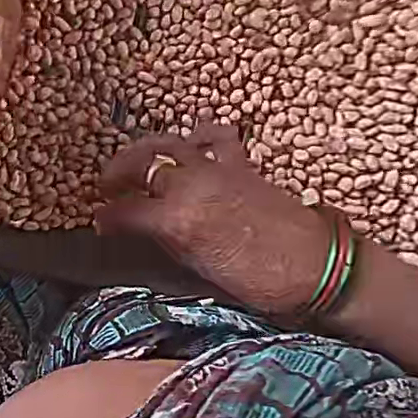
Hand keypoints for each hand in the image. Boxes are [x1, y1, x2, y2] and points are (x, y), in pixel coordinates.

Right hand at [94, 124, 346, 317]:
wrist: (317, 267)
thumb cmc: (257, 281)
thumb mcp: (201, 270)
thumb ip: (167, 242)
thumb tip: (141, 228)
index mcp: (177, 220)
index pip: (126, 211)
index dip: (107, 216)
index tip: (99, 222)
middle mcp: (191, 185)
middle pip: (140, 166)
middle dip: (116, 174)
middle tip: (106, 187)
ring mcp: (216, 169)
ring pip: (168, 144)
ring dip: (145, 151)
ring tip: (135, 162)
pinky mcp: (239, 163)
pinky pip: (212, 137)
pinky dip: (196, 136)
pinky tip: (188, 144)